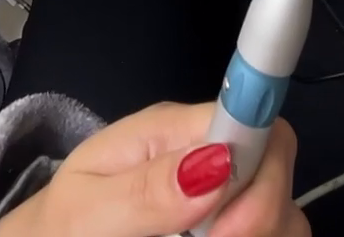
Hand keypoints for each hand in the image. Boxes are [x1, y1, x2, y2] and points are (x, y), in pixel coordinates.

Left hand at [0, 103, 307, 236]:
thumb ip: (147, 188)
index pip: (252, 118)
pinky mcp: (226, 224)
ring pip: (284, 210)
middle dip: (261, 216)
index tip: (233, 226)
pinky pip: (270, 233)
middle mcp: (204, 153)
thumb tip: (219, 163)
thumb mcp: (86, 207)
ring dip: (262, 235)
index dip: (264, 165)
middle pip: (276, 167)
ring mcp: (220, 193)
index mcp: (171, 131)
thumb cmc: (59, 224)